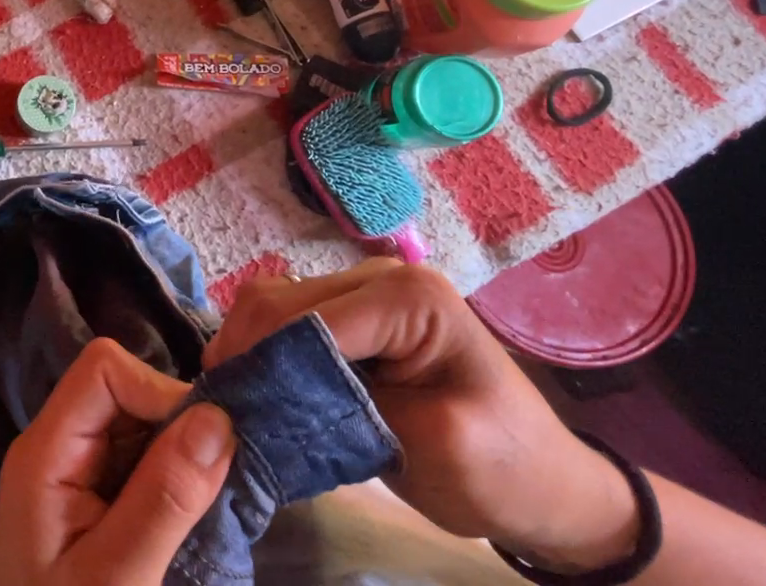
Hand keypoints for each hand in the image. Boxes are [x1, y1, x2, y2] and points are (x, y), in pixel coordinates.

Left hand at [0, 338, 236, 584]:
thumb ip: (163, 499)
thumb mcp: (117, 579)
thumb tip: (217, 418)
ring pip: (142, 424)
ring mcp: (77, 470)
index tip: (208, 446)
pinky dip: (178, 479)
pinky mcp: (97, 496)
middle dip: (178, 425)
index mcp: (45, 451)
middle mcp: (58, 446)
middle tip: (219, 486)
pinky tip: (197, 516)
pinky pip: (145, 460)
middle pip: (125, 391)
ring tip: (211, 508)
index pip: (103, 371)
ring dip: (185, 456)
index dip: (159, 390)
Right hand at [204, 259, 638, 572]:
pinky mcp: (343, 317)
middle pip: (277, 302)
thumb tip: (266, 395)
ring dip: (246, 354)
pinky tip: (255, 393)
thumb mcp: (437, 444)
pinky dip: (259, 357)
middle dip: (245, 356)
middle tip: (224, 413)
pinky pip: (280, 323)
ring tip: (235, 405)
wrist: (542, 487)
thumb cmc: (505, 470)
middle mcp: (375, 277)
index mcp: (407, 296)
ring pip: (268, 307)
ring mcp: (356, 294)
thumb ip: (351, 405)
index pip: (306, 317)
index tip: (229, 414)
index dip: (261, 362)